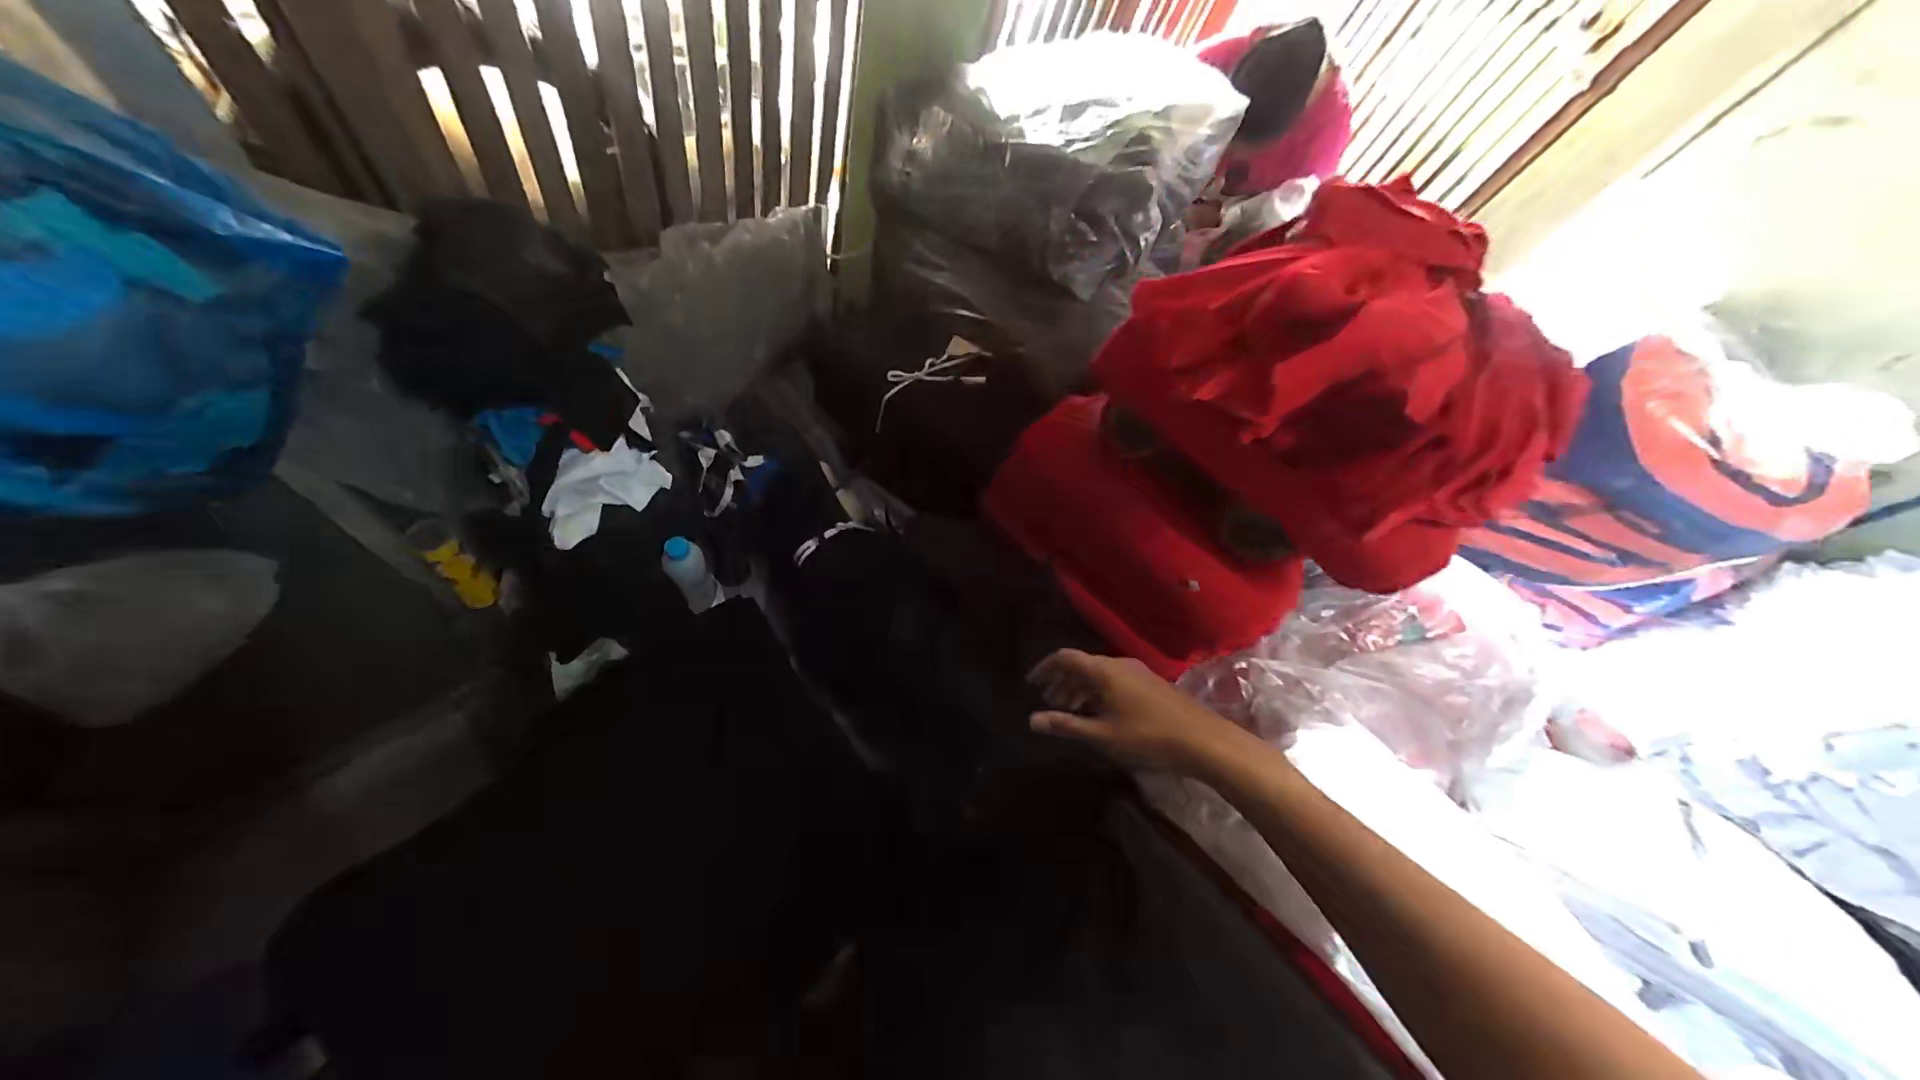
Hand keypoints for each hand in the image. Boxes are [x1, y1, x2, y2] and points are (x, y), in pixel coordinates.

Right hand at [1026, 649, 1253, 776]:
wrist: (1203, 740)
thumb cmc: (1148, 737)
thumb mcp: (1102, 735)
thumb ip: (1066, 725)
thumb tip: (1032, 720)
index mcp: (1104, 671)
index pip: (1065, 658)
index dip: (1045, 668)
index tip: (1031, 683)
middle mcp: (1119, 664)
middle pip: (1082, 665)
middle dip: (1061, 681)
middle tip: (1048, 702)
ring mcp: (1138, 673)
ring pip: (1099, 674)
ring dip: (1080, 689)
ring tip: (1069, 711)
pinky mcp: (1150, 685)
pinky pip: (1114, 680)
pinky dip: (1097, 692)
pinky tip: (1098, 714)